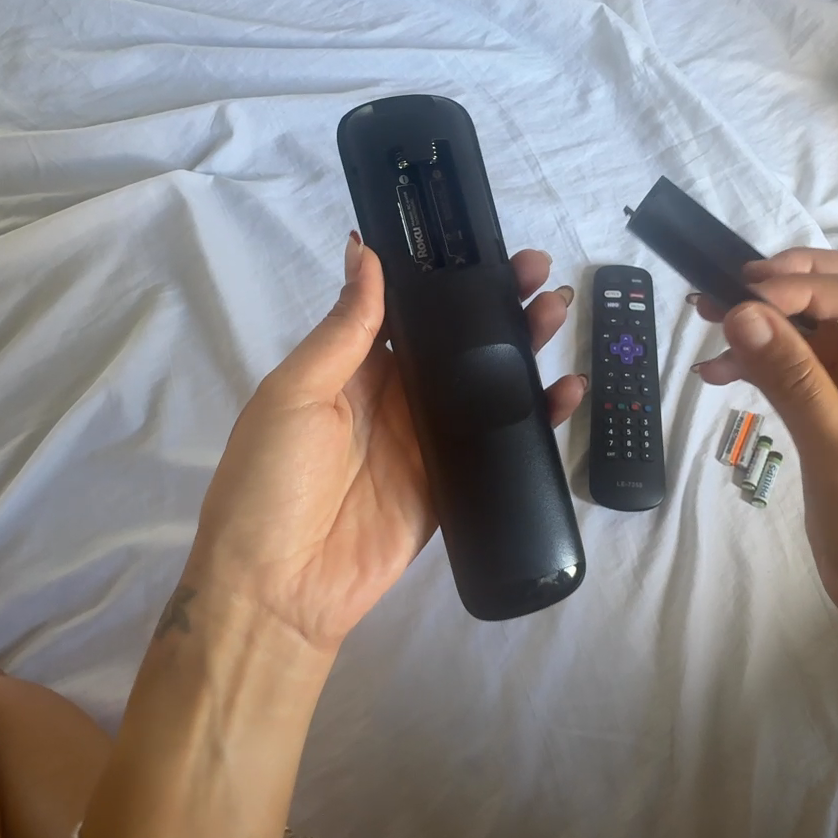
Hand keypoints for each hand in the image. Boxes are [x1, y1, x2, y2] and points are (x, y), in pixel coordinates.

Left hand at [191, 235, 585, 653]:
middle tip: (537, 272)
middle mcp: (398, 396)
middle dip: (498, 304)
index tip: (485, 248)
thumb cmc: (271, 480)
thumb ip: (344, 328)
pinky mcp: (454, 481)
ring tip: (557, 311)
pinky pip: (500, 442)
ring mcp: (429, 439)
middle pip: (459, 341)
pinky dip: (537, 418)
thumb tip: (362, 249)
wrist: (280, 589)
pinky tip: (567, 393)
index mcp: (356, 367)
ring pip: (487, 384)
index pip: (413, 310)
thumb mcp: (297, 392)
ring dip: (524, 348)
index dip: (449, 279)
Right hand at [693, 248, 837, 646]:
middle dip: (787, 290)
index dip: (805, 288)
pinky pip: (801, 367)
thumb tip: (740, 312)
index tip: (744, 290)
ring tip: (709, 315)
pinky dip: (762, 362)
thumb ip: (792, 379)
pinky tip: (719, 370)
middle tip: (728, 287)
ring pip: (818, 329)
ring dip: (766, 322)